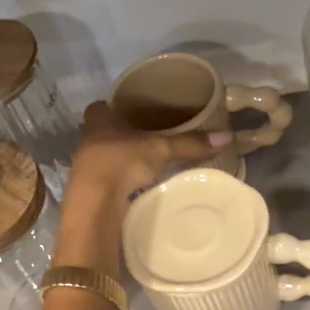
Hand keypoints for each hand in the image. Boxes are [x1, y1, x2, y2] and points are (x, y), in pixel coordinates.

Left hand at [66, 101, 226, 203]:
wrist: (94, 202)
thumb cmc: (122, 161)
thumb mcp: (161, 149)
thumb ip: (190, 144)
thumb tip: (227, 137)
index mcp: (98, 120)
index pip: (99, 107)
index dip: (112, 108)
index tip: (129, 111)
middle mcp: (86, 140)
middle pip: (100, 132)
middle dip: (117, 135)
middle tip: (141, 138)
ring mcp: (83, 167)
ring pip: (100, 157)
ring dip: (116, 160)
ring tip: (141, 164)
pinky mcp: (86, 191)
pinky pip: (103, 181)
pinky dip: (115, 182)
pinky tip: (132, 188)